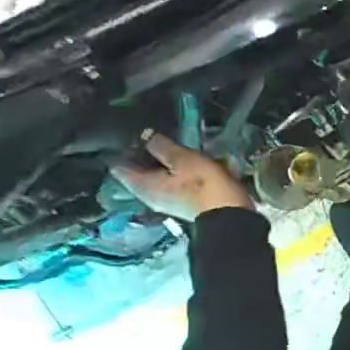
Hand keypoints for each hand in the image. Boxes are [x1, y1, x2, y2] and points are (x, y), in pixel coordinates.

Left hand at [115, 129, 254, 220]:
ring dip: (160, 163)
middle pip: (137, 172)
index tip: (135, 136)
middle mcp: (149, 196)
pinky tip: (183, 162)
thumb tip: (145, 136)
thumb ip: (161, 146)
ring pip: (154, 177)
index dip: (124, 149)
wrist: (229, 214)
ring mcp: (165, 200)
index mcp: (143, 185)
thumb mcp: (182, 158)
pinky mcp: (180, 202)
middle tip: (154, 136)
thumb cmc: (203, 184)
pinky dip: (172, 171)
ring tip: (170, 146)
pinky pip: (169, 182)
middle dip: (142, 155)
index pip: (119, 167)